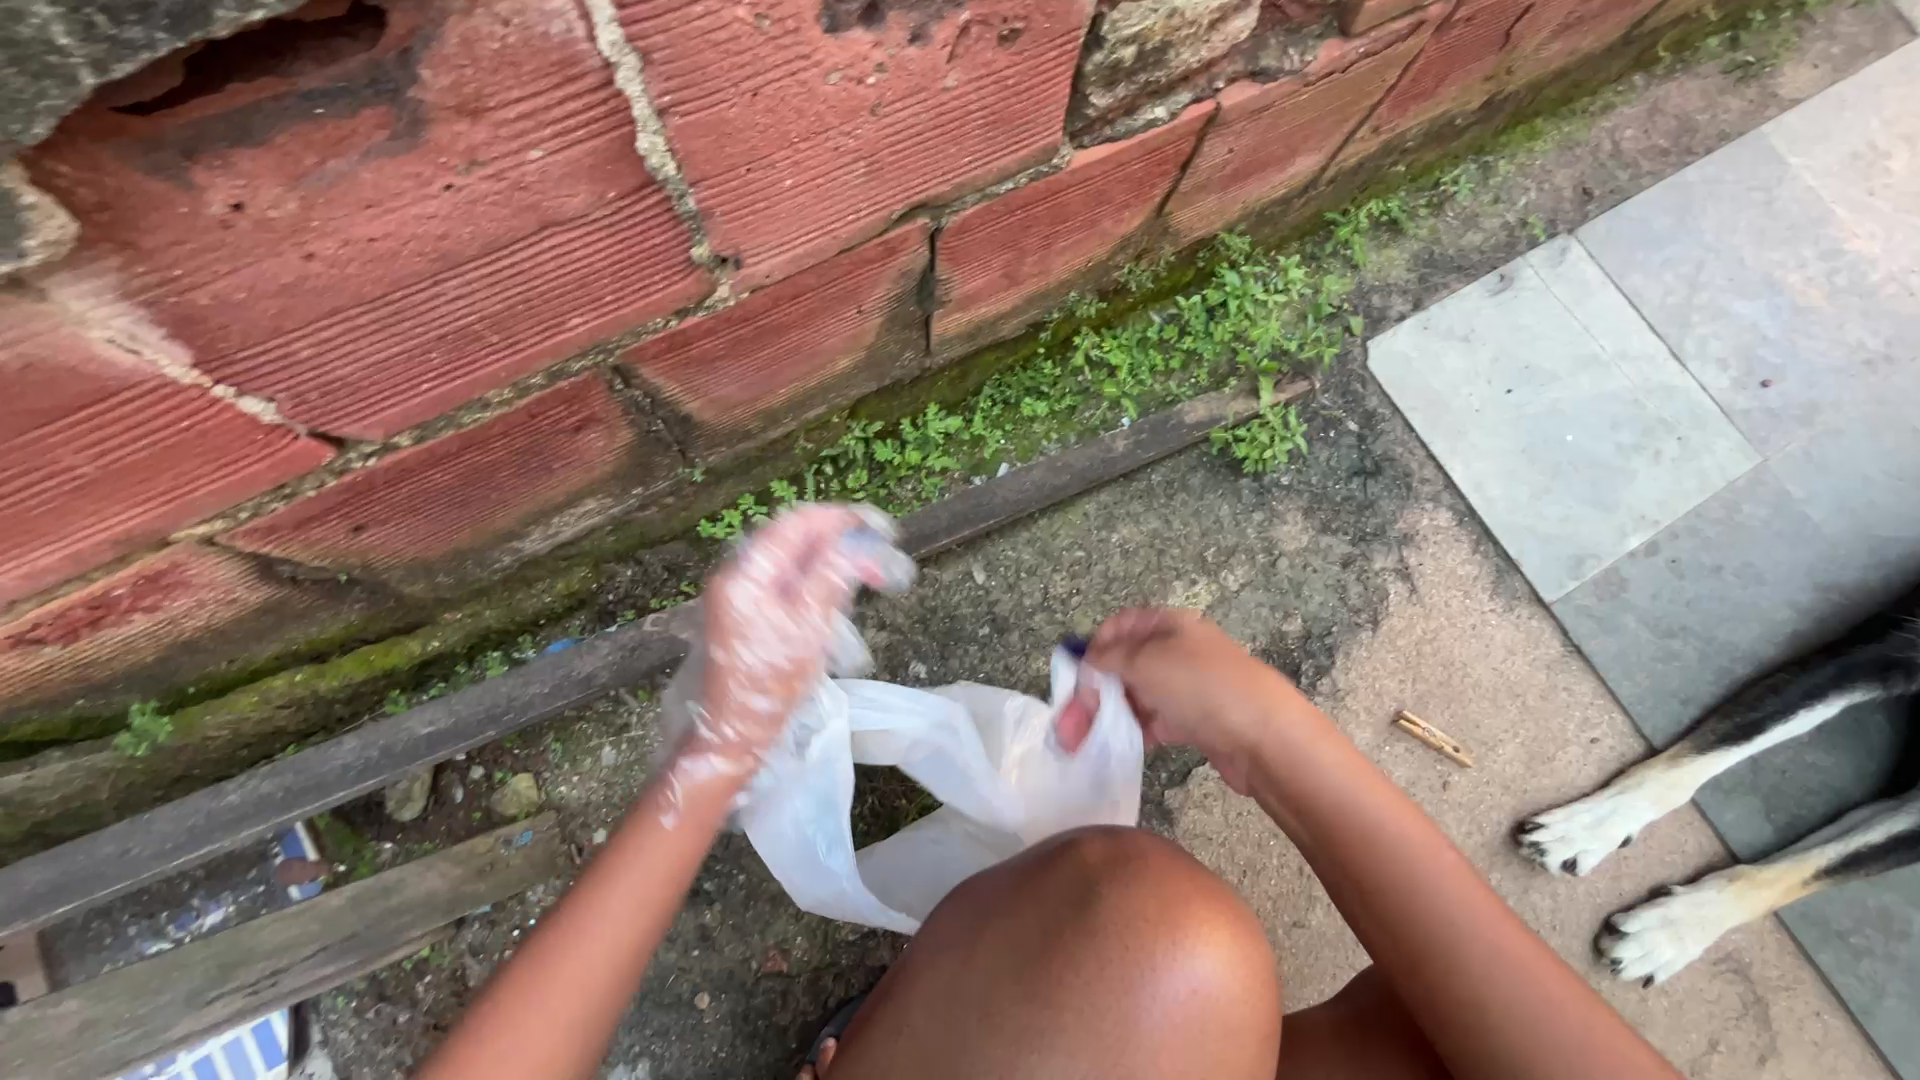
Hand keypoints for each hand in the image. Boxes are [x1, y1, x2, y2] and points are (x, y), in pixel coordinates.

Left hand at [693, 503, 913, 770]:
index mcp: (747, 574)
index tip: (877, 526)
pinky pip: (787, 582)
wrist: (735, 730)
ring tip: (869, 577)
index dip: (839, 520)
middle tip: (880, 557)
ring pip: (794, 561)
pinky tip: (840, 596)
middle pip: (795, 540)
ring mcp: (741, 594)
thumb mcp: (809, 628)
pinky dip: (817, 581)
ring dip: (833, 562)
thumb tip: (854, 541)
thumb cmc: (771, 683)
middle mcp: (739, 575)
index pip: (796, 524)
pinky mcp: (748, 612)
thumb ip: (830, 578)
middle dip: (841, 543)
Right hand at [1059, 609, 1308, 792]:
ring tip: (1084, 743)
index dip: (1093, 647)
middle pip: (1123, 664)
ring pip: (1135, 696)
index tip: (1074, 676)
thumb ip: (1108, 657)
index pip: (1120, 625)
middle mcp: (1177, 651)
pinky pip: (1153, 721)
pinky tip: (1118, 745)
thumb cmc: (1201, 686)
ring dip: (1107, 715)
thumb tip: (1087, 659)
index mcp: (1169, 625)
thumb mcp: (1145, 661)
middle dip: (1092, 692)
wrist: (1264, 736)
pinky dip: (1134, 730)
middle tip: (1068, 727)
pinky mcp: (1195, 721)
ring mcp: (1187, 687)